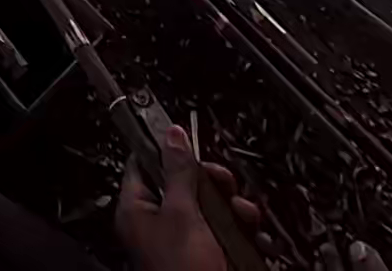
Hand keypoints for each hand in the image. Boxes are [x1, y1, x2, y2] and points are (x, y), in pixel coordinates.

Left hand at [116, 125, 262, 270]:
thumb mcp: (182, 212)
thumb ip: (179, 170)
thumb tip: (172, 133)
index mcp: (137, 209)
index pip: (145, 161)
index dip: (167, 147)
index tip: (188, 139)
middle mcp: (158, 224)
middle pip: (184, 182)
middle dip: (211, 182)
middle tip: (224, 183)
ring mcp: (184, 242)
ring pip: (209, 206)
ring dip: (232, 206)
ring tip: (245, 214)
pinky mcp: (208, 257)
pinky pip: (225, 231)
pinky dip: (242, 230)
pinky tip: (253, 232)